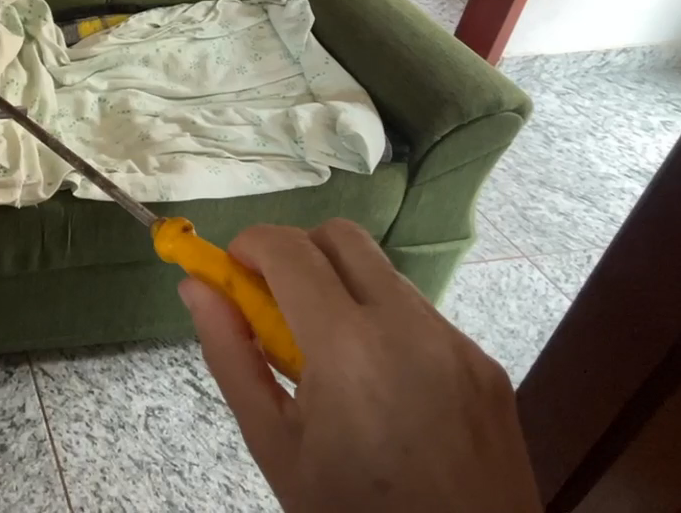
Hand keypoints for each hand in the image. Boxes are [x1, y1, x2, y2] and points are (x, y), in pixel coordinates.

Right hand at [180, 220, 539, 512]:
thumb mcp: (273, 443)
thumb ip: (229, 353)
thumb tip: (194, 286)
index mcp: (349, 349)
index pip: (288, 247)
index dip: (249, 244)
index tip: (232, 273)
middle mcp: (410, 329)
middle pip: (340, 236)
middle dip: (295, 251)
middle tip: (275, 302)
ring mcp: (457, 344)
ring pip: (380, 269)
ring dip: (338, 284)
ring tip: (327, 352)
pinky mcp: (485, 363)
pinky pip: (417, 310)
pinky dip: (380, 318)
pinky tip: (376, 381)